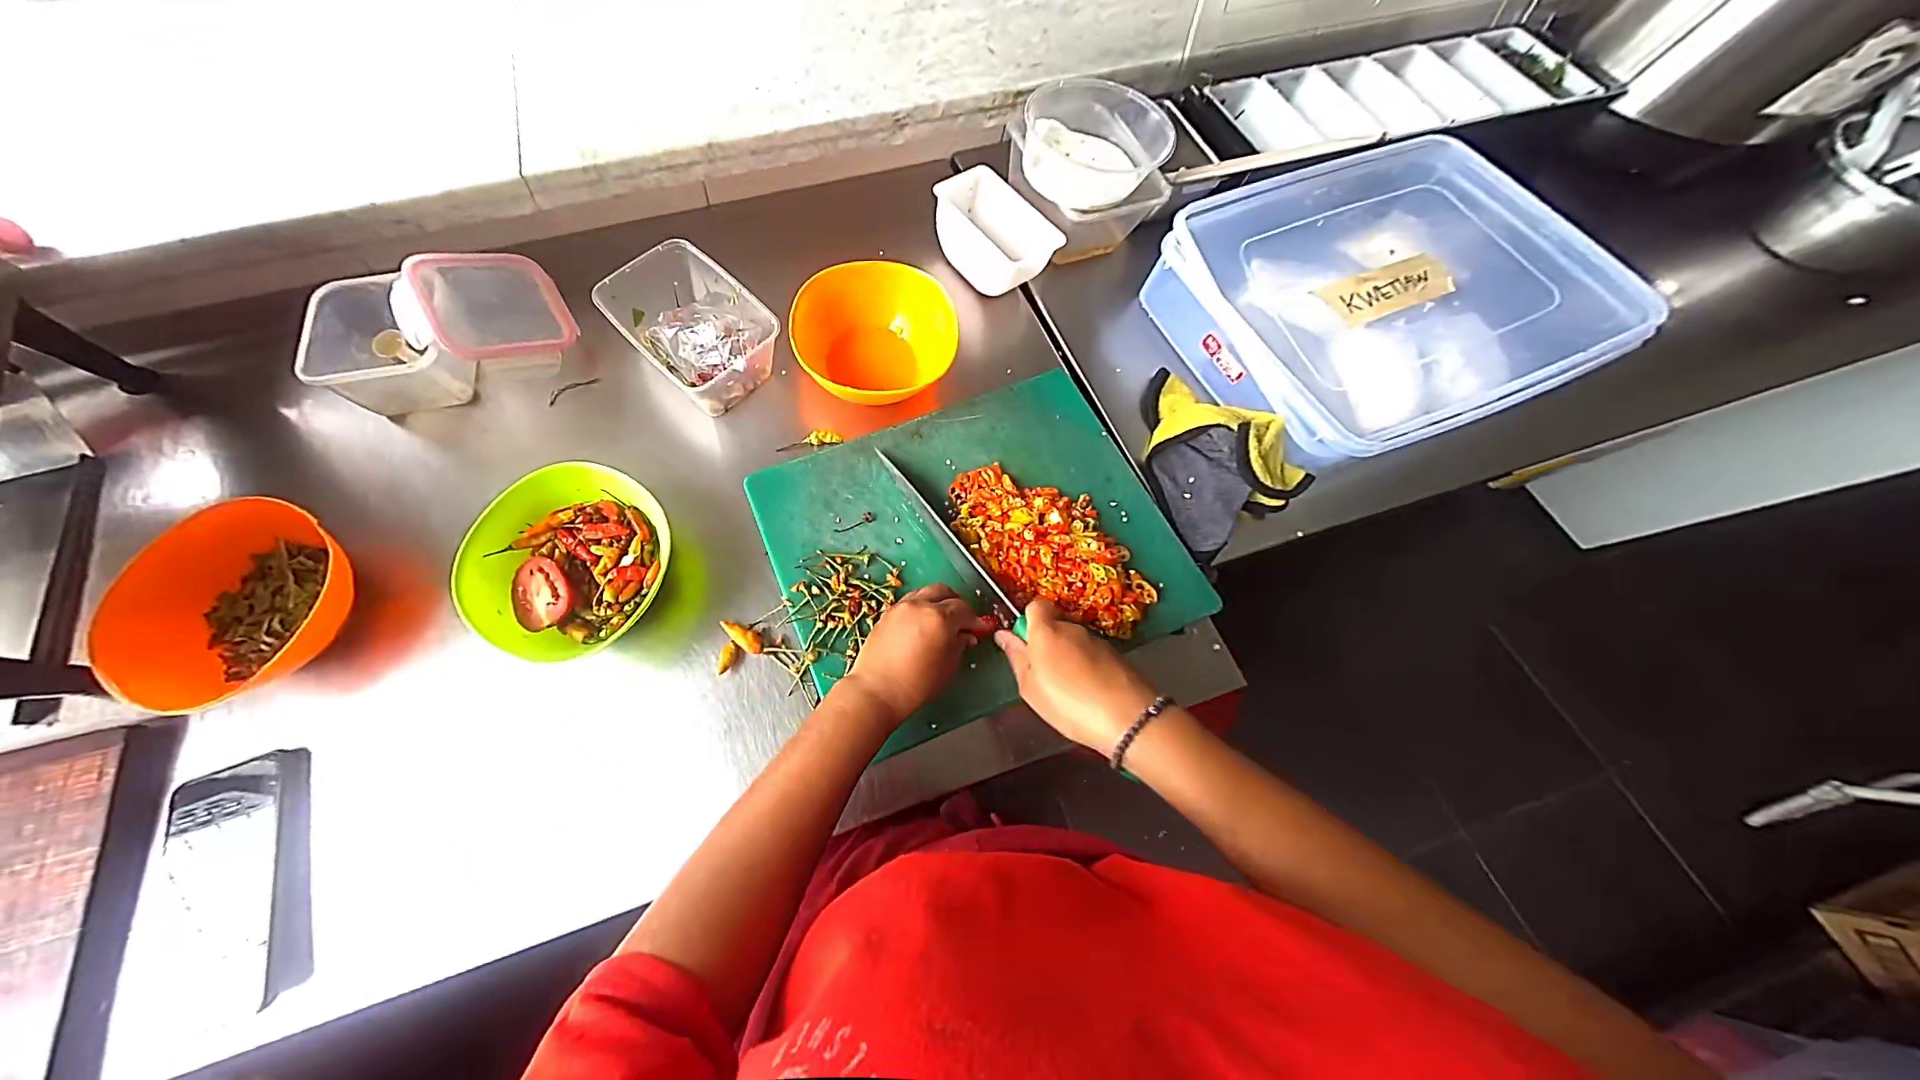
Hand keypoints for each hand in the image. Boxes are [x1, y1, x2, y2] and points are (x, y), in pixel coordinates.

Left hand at [837, 584, 993, 730]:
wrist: (877, 691)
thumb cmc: (917, 685)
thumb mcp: (948, 667)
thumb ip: (959, 645)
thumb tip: (965, 636)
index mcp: (940, 618)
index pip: (964, 610)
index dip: (975, 620)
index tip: (980, 628)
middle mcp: (920, 606)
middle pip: (943, 592)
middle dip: (956, 603)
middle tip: (962, 619)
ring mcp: (900, 607)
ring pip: (924, 593)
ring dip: (937, 602)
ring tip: (941, 620)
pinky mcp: (886, 614)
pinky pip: (909, 602)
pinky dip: (920, 607)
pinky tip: (922, 624)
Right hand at [995, 599, 1160, 752]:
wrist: (1128, 718)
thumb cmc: (1069, 705)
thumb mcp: (1030, 688)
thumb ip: (1017, 657)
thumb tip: (1005, 635)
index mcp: (1047, 632)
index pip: (1035, 606)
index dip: (1027, 621)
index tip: (1024, 645)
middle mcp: (1073, 628)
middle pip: (1055, 625)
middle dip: (1048, 644)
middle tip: (1043, 675)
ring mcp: (1097, 640)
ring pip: (1074, 641)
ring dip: (1068, 658)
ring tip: (1069, 690)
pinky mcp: (1117, 655)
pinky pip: (1092, 655)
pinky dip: (1088, 668)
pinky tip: (1089, 693)